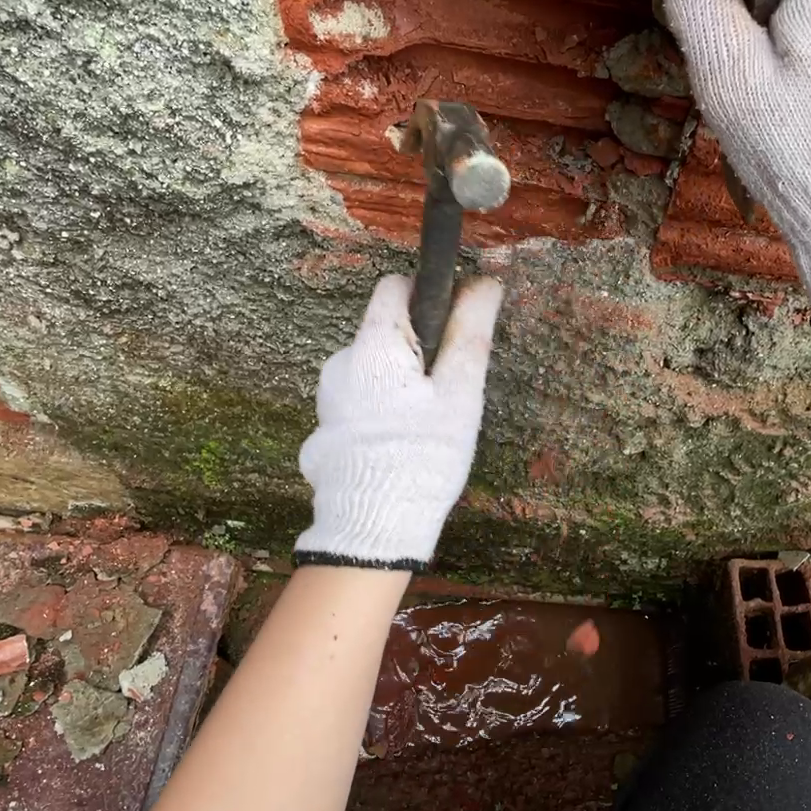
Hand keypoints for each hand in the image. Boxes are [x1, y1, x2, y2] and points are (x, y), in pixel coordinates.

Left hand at [293, 274, 503, 569]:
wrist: (372, 530)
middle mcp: (340, 361)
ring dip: (399, 384)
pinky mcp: (324, 428)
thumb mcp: (459, 392)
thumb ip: (471, 332)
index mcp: (372, 344)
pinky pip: (360, 401)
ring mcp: (327, 397)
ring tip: (422, 428)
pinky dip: (381, 411)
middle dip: (417, 352)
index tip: (450, 333)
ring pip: (375, 370)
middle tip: (444, 396)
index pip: (395, 286)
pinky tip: (398, 445)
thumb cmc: (423, 455)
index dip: (427, 297)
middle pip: (386, 332)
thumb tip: (486, 280)